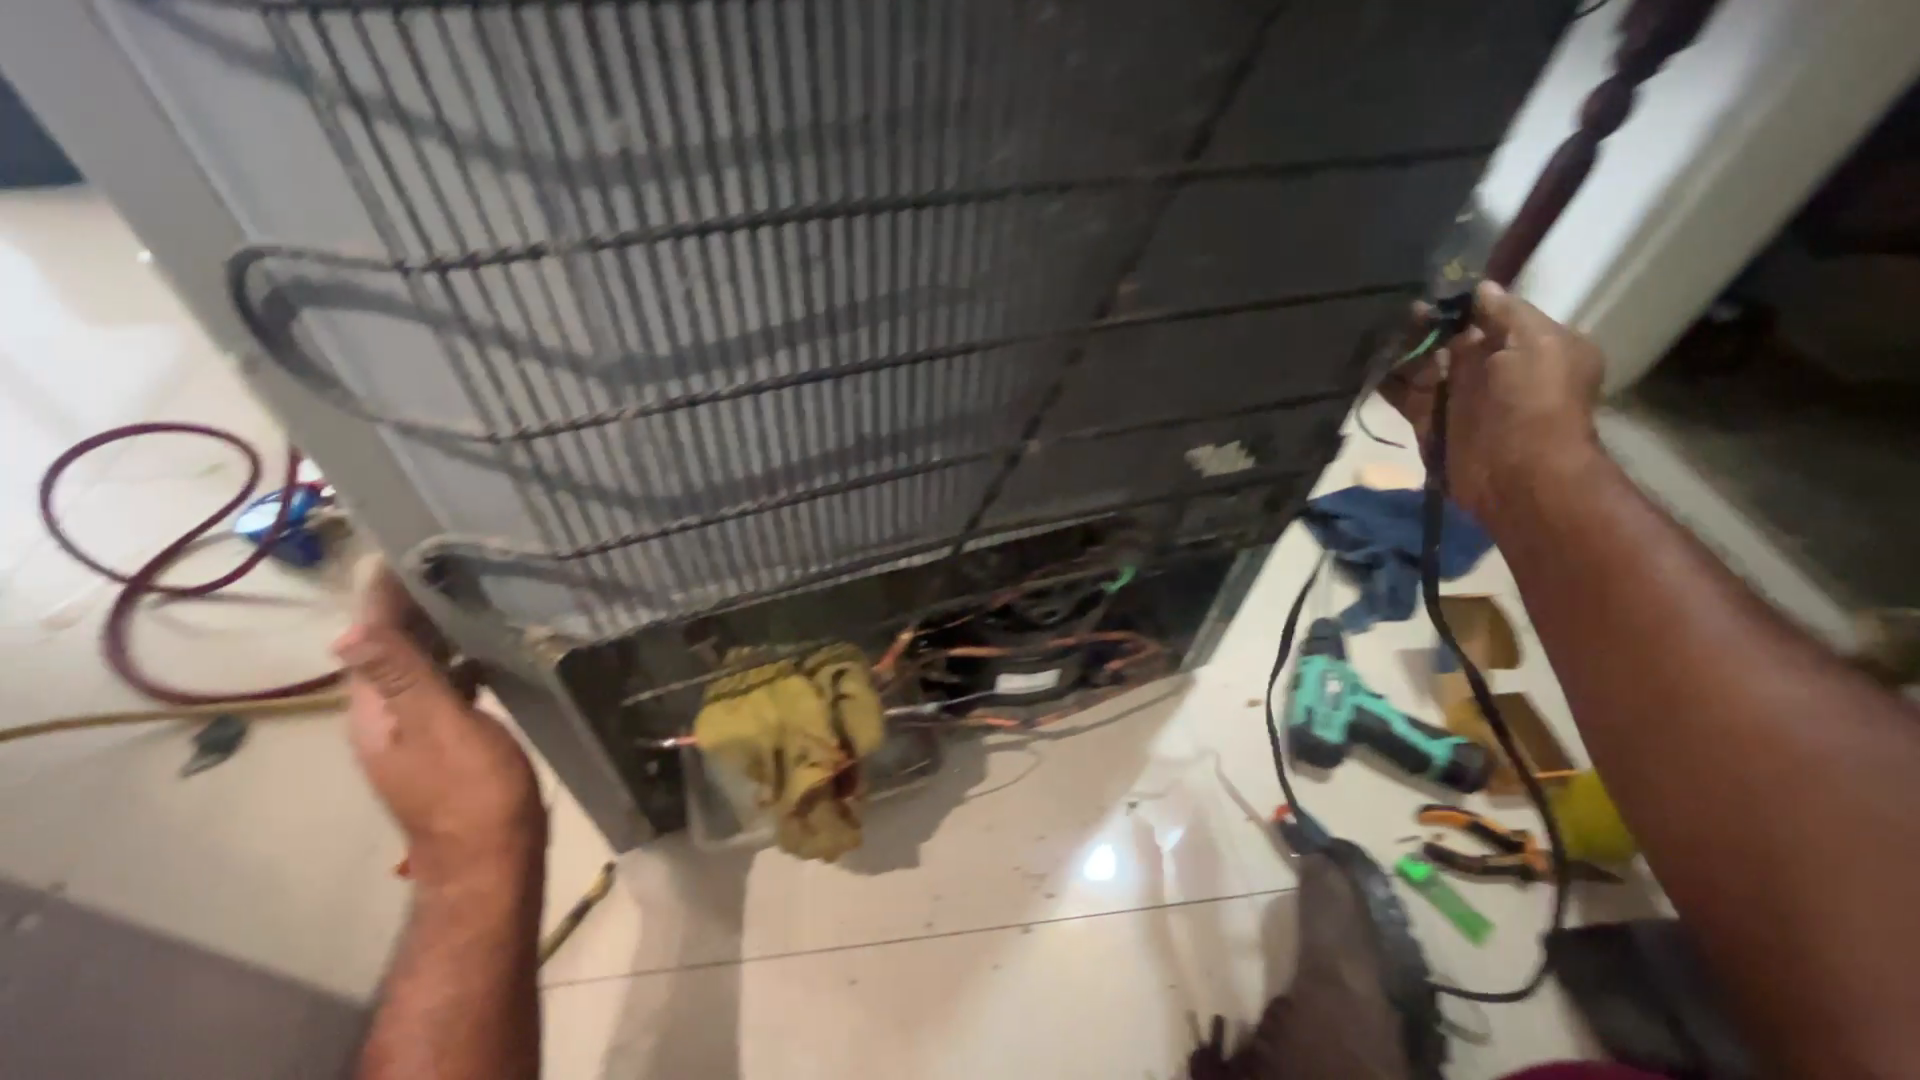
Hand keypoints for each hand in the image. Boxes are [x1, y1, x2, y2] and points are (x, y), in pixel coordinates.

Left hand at [334, 561, 544, 891]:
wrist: (490, 862)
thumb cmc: (471, 792)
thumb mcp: (440, 729)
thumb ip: (404, 678)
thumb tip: (348, 629)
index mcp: (375, 711)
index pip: (370, 638)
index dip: (383, 595)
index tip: (406, 548)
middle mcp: (385, 717)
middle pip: (392, 649)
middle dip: (412, 605)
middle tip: (450, 557)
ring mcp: (416, 732)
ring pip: (420, 667)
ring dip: (438, 630)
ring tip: (473, 589)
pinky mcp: (446, 742)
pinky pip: (446, 685)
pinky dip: (460, 659)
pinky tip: (489, 648)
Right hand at [1382, 280, 1605, 525]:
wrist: (1516, 472)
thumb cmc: (1535, 400)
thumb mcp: (1537, 342)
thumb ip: (1507, 312)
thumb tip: (1480, 287)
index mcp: (1525, 346)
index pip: (1488, 314)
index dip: (1460, 301)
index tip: (1430, 286)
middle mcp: (1490, 368)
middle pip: (1449, 337)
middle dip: (1424, 323)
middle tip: (1396, 308)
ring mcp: (1456, 395)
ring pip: (1422, 363)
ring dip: (1400, 348)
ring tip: (1373, 329)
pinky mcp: (1427, 420)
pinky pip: (1401, 393)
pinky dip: (1383, 380)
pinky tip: (1365, 361)